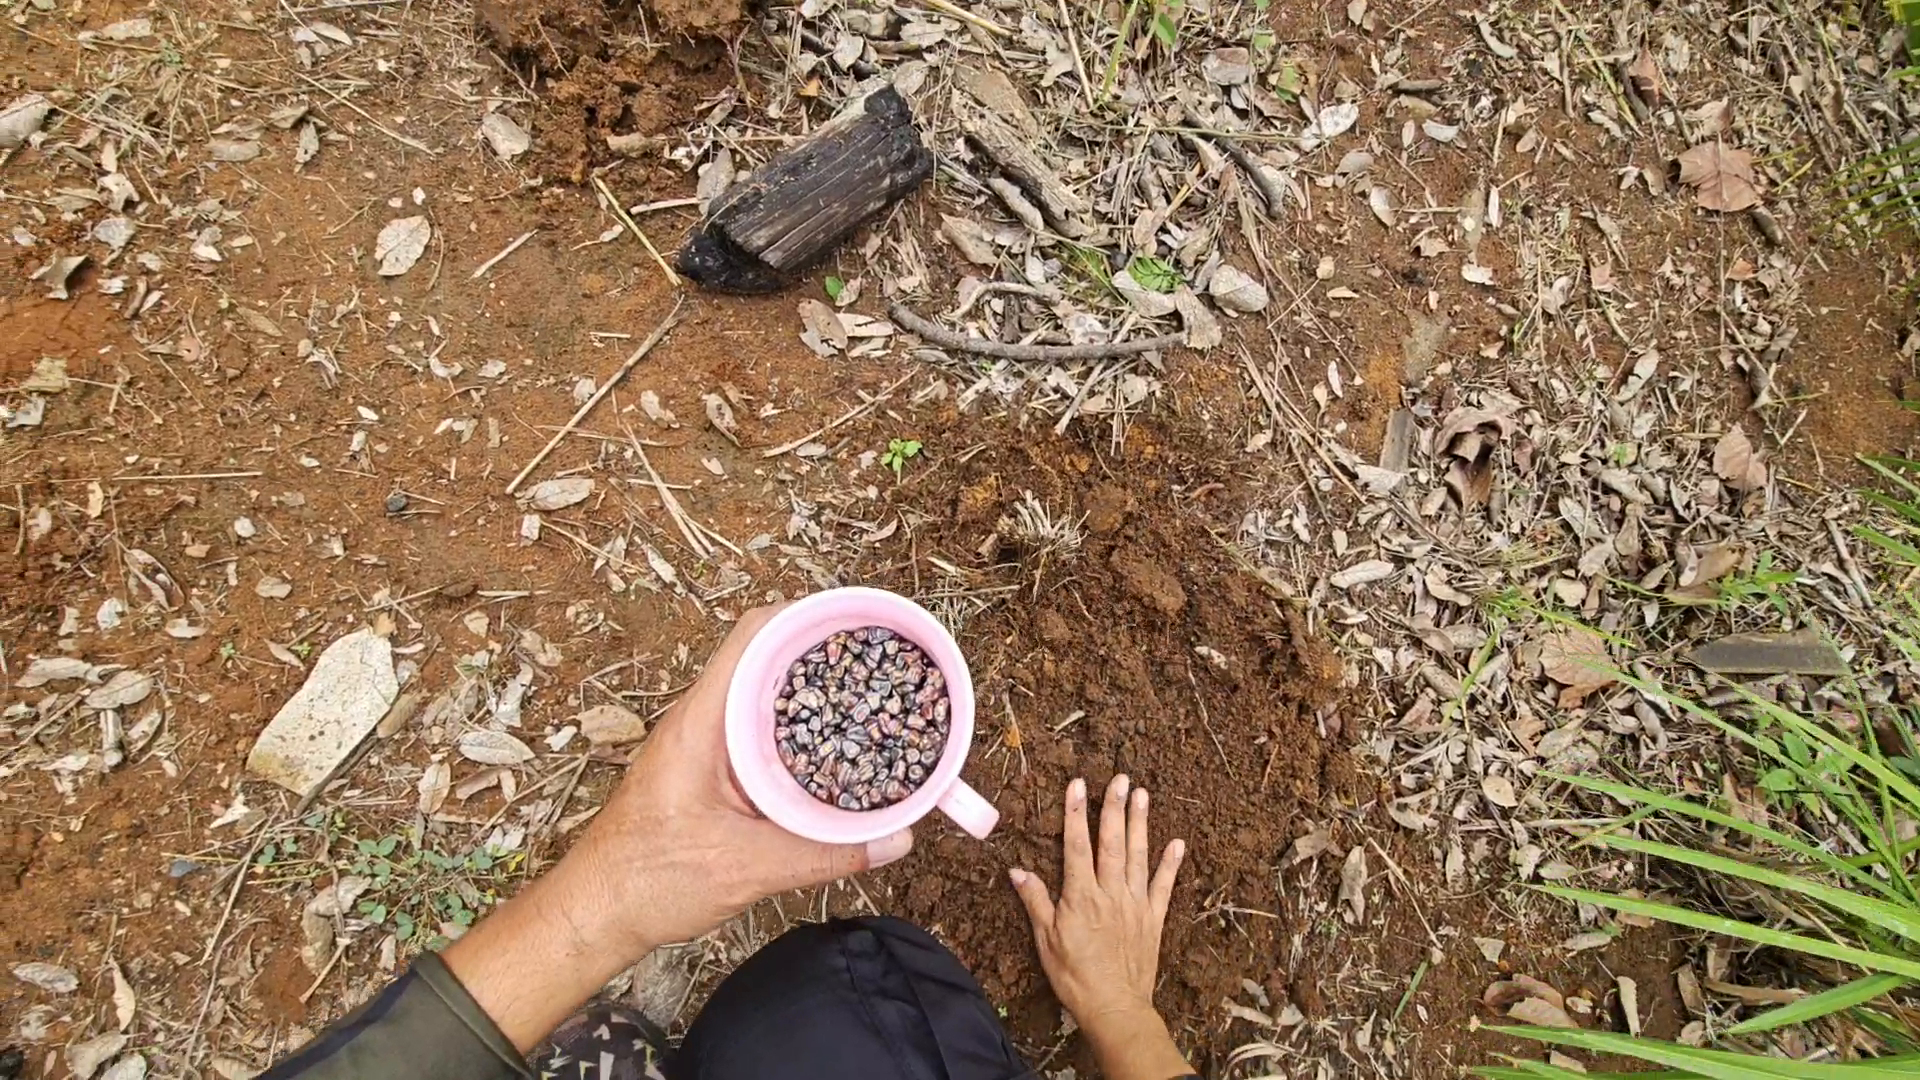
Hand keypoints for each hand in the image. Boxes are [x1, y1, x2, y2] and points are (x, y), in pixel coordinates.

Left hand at [569, 603, 914, 955]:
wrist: (594, 913)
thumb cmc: (646, 882)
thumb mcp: (746, 868)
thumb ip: (825, 854)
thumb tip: (895, 840)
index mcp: (703, 720)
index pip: (752, 635)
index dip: (802, 614)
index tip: (851, 618)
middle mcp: (704, 717)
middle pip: (765, 653)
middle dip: (818, 646)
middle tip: (873, 654)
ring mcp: (706, 738)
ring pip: (763, 689)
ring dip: (808, 684)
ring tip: (863, 688)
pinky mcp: (712, 762)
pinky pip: (760, 724)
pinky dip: (796, 721)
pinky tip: (831, 741)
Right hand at [1010, 775, 1188, 1079]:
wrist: (1116, 1011)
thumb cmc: (1075, 977)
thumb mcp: (1046, 941)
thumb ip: (1035, 901)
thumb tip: (1017, 869)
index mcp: (1082, 896)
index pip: (1077, 846)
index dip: (1076, 813)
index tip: (1077, 784)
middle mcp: (1111, 893)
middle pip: (1111, 842)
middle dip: (1114, 807)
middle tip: (1120, 778)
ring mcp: (1135, 904)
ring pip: (1137, 855)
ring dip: (1140, 823)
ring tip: (1142, 794)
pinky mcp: (1153, 918)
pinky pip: (1163, 886)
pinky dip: (1170, 864)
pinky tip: (1177, 842)